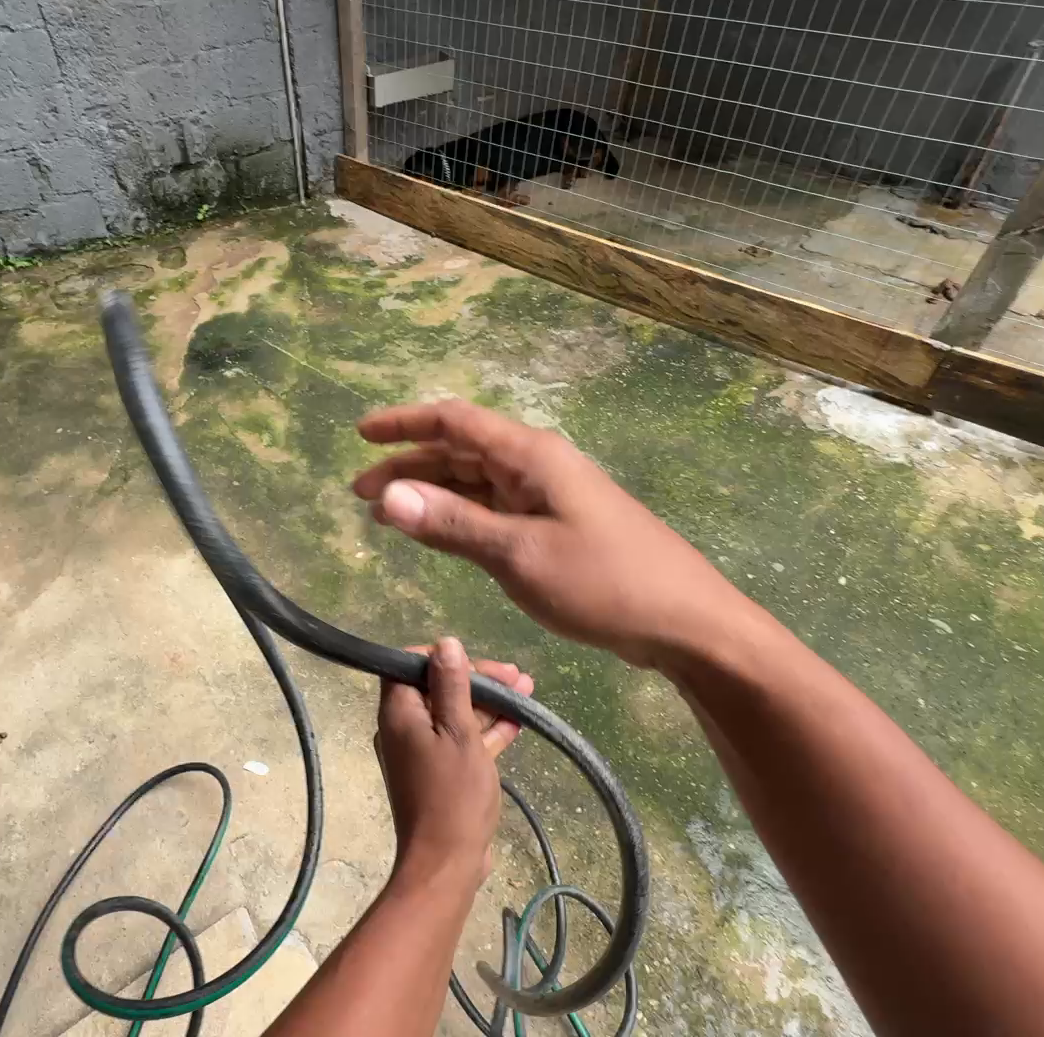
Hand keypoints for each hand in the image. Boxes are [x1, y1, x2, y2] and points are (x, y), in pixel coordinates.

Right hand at [353, 399, 759, 671]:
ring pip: (472, 484)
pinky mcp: (551, 527)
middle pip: (458, 453)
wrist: (684, 622)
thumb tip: (388, 495)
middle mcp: (533, 466)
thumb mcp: (518, 554)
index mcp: (529, 456)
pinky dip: (455, 518)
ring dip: (428, 495)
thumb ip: (451, 523)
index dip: (404, 423)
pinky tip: (432, 532)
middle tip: (359, 493)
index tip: (361, 433)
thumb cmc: (604, 581)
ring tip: (383, 515)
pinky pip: (490, 511)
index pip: (454, 422)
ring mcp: (544, 497)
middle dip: (407, 467)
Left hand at [375, 637, 532, 885]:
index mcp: (398, 712)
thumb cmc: (452, 794)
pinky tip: (518, 722)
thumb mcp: (458, 732)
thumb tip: (445, 643)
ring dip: (488, 702)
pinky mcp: (439, 772)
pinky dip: (485, 730)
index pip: (409, 665)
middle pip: (436, 687)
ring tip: (527, 689)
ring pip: (453, 713)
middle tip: (515, 675)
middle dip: (476, 678)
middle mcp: (403, 727)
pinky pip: (460, 740)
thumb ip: (452, 686)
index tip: (475, 661)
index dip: (442, 657)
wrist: (446, 862)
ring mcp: (422, 750)